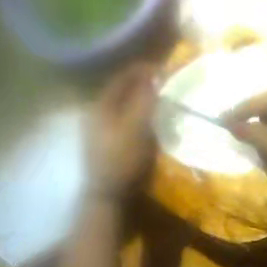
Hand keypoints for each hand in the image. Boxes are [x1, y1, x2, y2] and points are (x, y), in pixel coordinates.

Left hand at [84, 64, 157, 202]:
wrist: (109, 199)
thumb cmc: (122, 159)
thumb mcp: (136, 126)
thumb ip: (145, 99)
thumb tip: (156, 75)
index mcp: (100, 106)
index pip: (122, 78)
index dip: (142, 70)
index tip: (165, 68)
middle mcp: (98, 115)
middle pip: (123, 92)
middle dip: (145, 85)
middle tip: (168, 83)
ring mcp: (103, 132)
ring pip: (126, 108)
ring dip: (145, 102)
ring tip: (166, 101)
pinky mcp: (111, 147)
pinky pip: (129, 123)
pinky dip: (143, 118)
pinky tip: (157, 123)